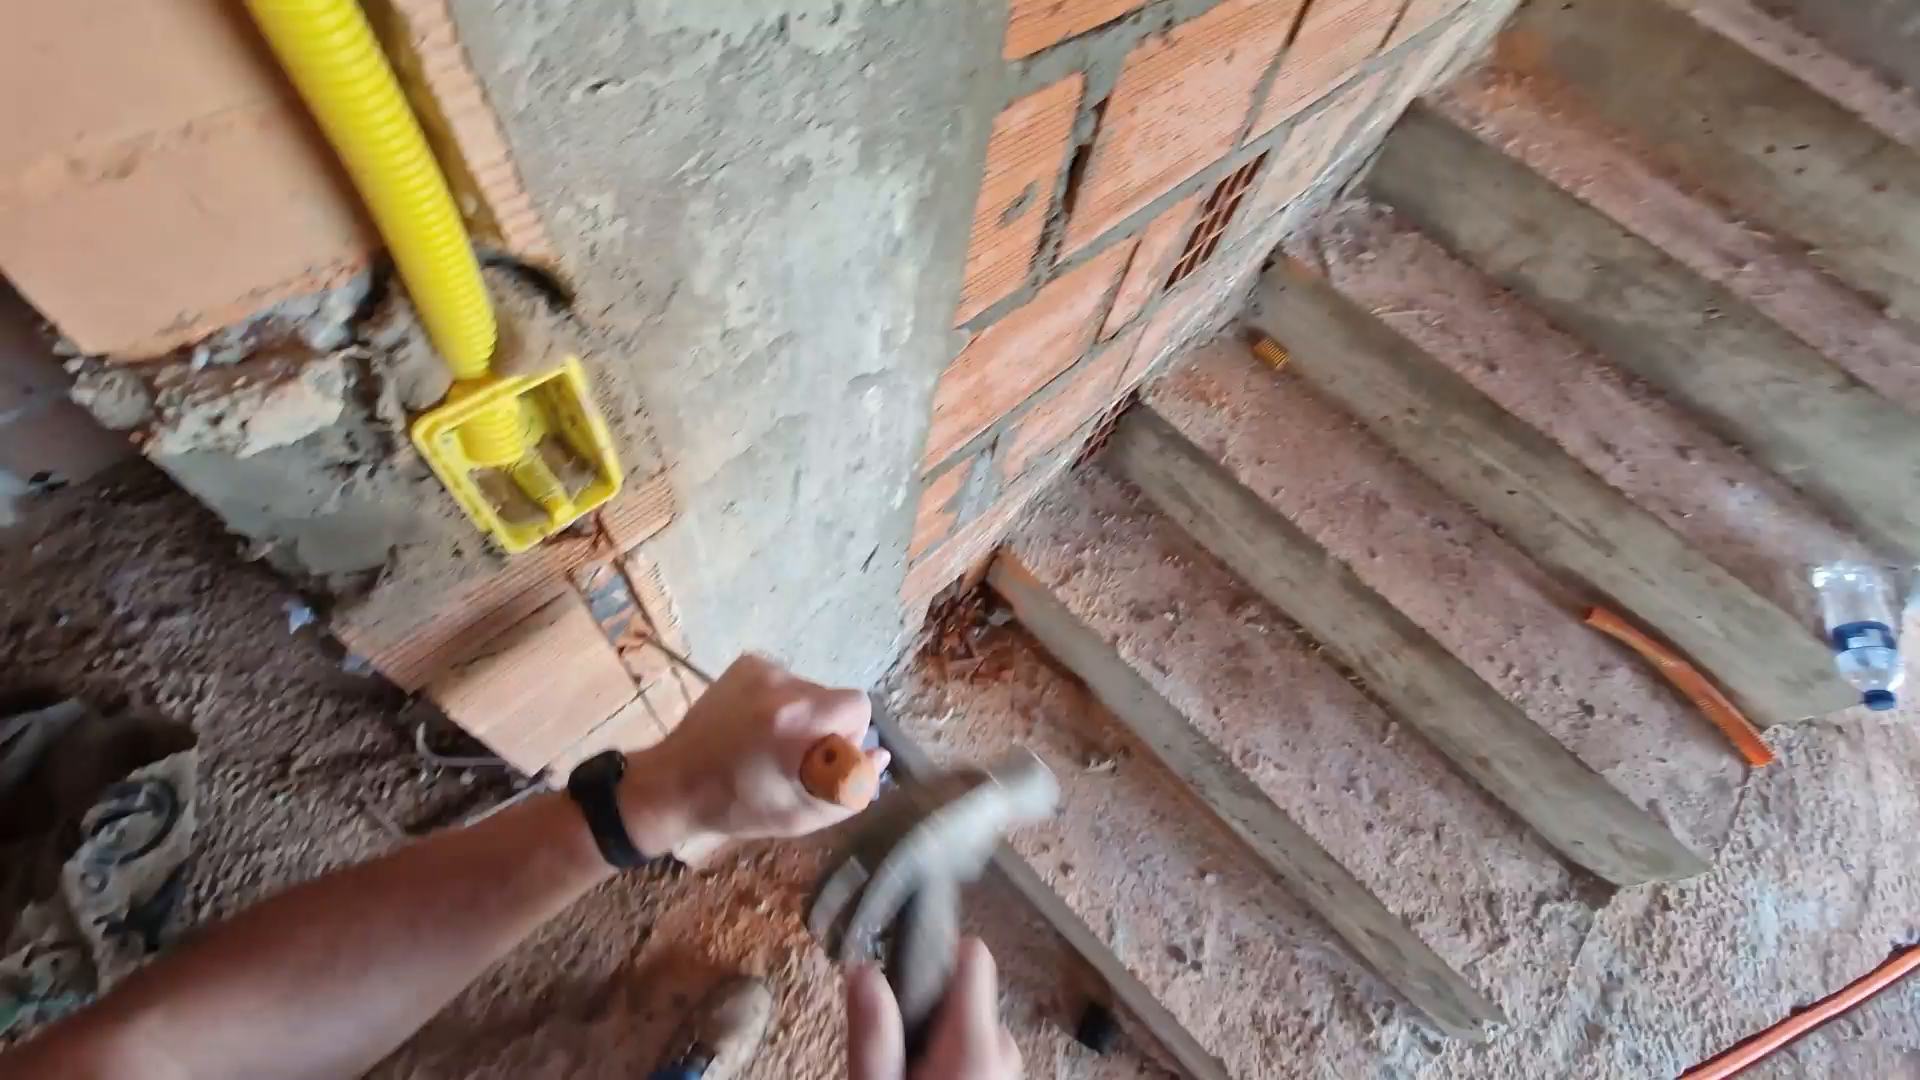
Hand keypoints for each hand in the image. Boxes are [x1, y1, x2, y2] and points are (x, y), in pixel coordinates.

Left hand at [621, 655, 888, 851]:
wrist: (673, 784)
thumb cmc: (740, 805)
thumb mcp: (802, 814)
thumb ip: (851, 786)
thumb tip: (879, 755)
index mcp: (799, 717)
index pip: (858, 704)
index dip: (848, 734)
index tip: (822, 758)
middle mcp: (783, 683)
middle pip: (832, 697)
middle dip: (824, 726)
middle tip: (792, 756)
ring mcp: (761, 669)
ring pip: (808, 690)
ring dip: (801, 714)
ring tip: (767, 742)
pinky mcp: (746, 664)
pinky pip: (784, 681)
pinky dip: (779, 701)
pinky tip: (754, 725)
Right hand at [846, 938, 1023, 1079]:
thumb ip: (872, 1034)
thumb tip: (862, 969)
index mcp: (975, 1040)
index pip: (973, 955)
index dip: (939, 954)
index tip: (907, 977)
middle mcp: (1005, 1050)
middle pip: (966, 996)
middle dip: (931, 1015)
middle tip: (898, 1057)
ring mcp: (1012, 1074)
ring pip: (972, 1029)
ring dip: (943, 1046)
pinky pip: (983, 1059)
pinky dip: (959, 1069)